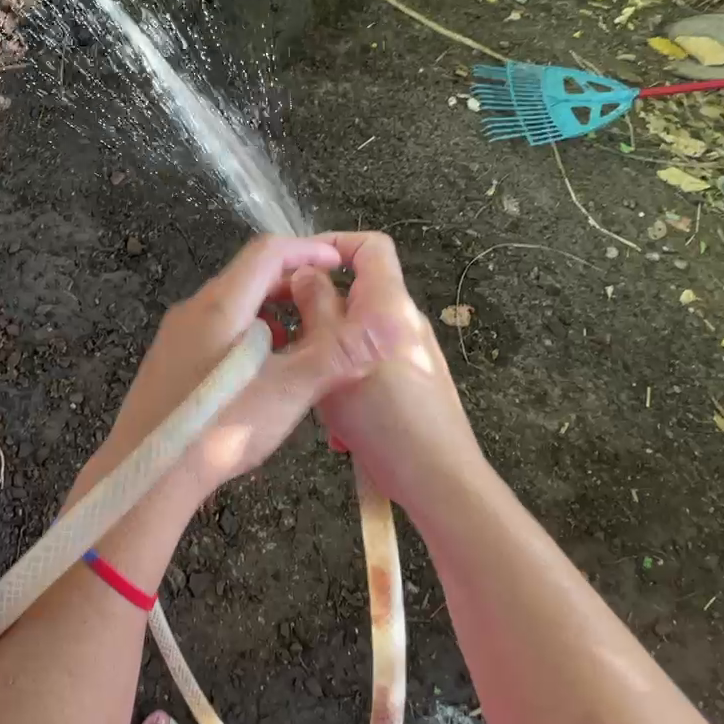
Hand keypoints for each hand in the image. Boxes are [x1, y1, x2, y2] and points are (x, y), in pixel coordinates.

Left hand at [97, 235, 402, 499]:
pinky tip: (264, 368)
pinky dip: (248, 334)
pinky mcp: (168, 361)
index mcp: (221, 304)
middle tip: (329, 302)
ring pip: (231, 306)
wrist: (146, 474)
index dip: (308, 250)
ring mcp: (176, 335)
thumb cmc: (219, 427)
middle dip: (291, 281)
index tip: (341, 263)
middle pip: (247, 276)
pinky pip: (215, 330)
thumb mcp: (287, 392)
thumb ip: (334, 356)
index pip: (267, 252)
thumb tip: (383, 328)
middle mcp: (193, 309)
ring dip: (270, 311)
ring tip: (303, 337)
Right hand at [311, 232, 485, 508]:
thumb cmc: (382, 413)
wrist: (439, 479)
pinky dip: (345, 381)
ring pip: (354, 334)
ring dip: (326, 352)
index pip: (370, 245)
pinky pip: (367, 365)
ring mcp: (408, 353)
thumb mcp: (332, 355)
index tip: (294, 266)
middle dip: (315, 310)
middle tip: (284, 332)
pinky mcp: (411, 384)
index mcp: (388, 303)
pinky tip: (336, 424)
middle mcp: (403, 320)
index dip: (332, 244)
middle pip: (355, 292)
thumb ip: (315, 306)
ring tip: (308, 384)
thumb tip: (306, 272)